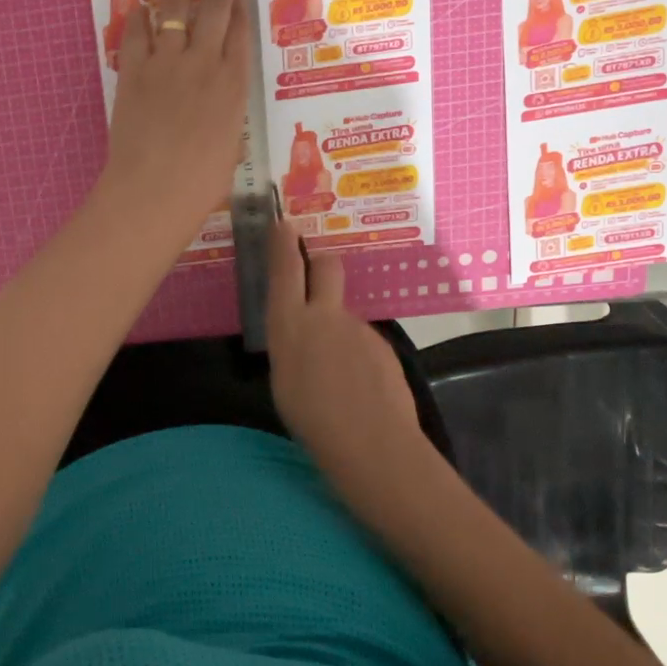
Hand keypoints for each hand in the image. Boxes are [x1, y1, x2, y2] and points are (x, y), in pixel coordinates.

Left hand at [96, 0, 250, 233]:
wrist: (154, 189)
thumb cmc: (201, 183)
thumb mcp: (229, 150)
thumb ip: (227, 123)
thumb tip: (222, 120)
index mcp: (234, 85)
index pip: (241, 31)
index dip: (240, 2)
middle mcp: (204, 63)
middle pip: (214, 8)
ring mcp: (166, 63)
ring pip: (174, 11)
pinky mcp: (133, 71)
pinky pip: (137, 33)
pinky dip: (141, 18)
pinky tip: (142, 10)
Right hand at [266, 219, 426, 493]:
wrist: (371, 442)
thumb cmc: (310, 419)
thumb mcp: (282, 380)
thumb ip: (291, 347)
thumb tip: (302, 339)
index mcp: (289, 323)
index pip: (285, 270)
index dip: (283, 243)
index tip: (284, 222)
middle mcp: (324, 315)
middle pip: (325, 267)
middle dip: (318, 261)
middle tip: (313, 269)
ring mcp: (359, 328)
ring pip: (344, 314)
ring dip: (337, 329)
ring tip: (335, 374)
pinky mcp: (384, 346)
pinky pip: (363, 342)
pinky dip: (357, 355)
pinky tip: (358, 387)